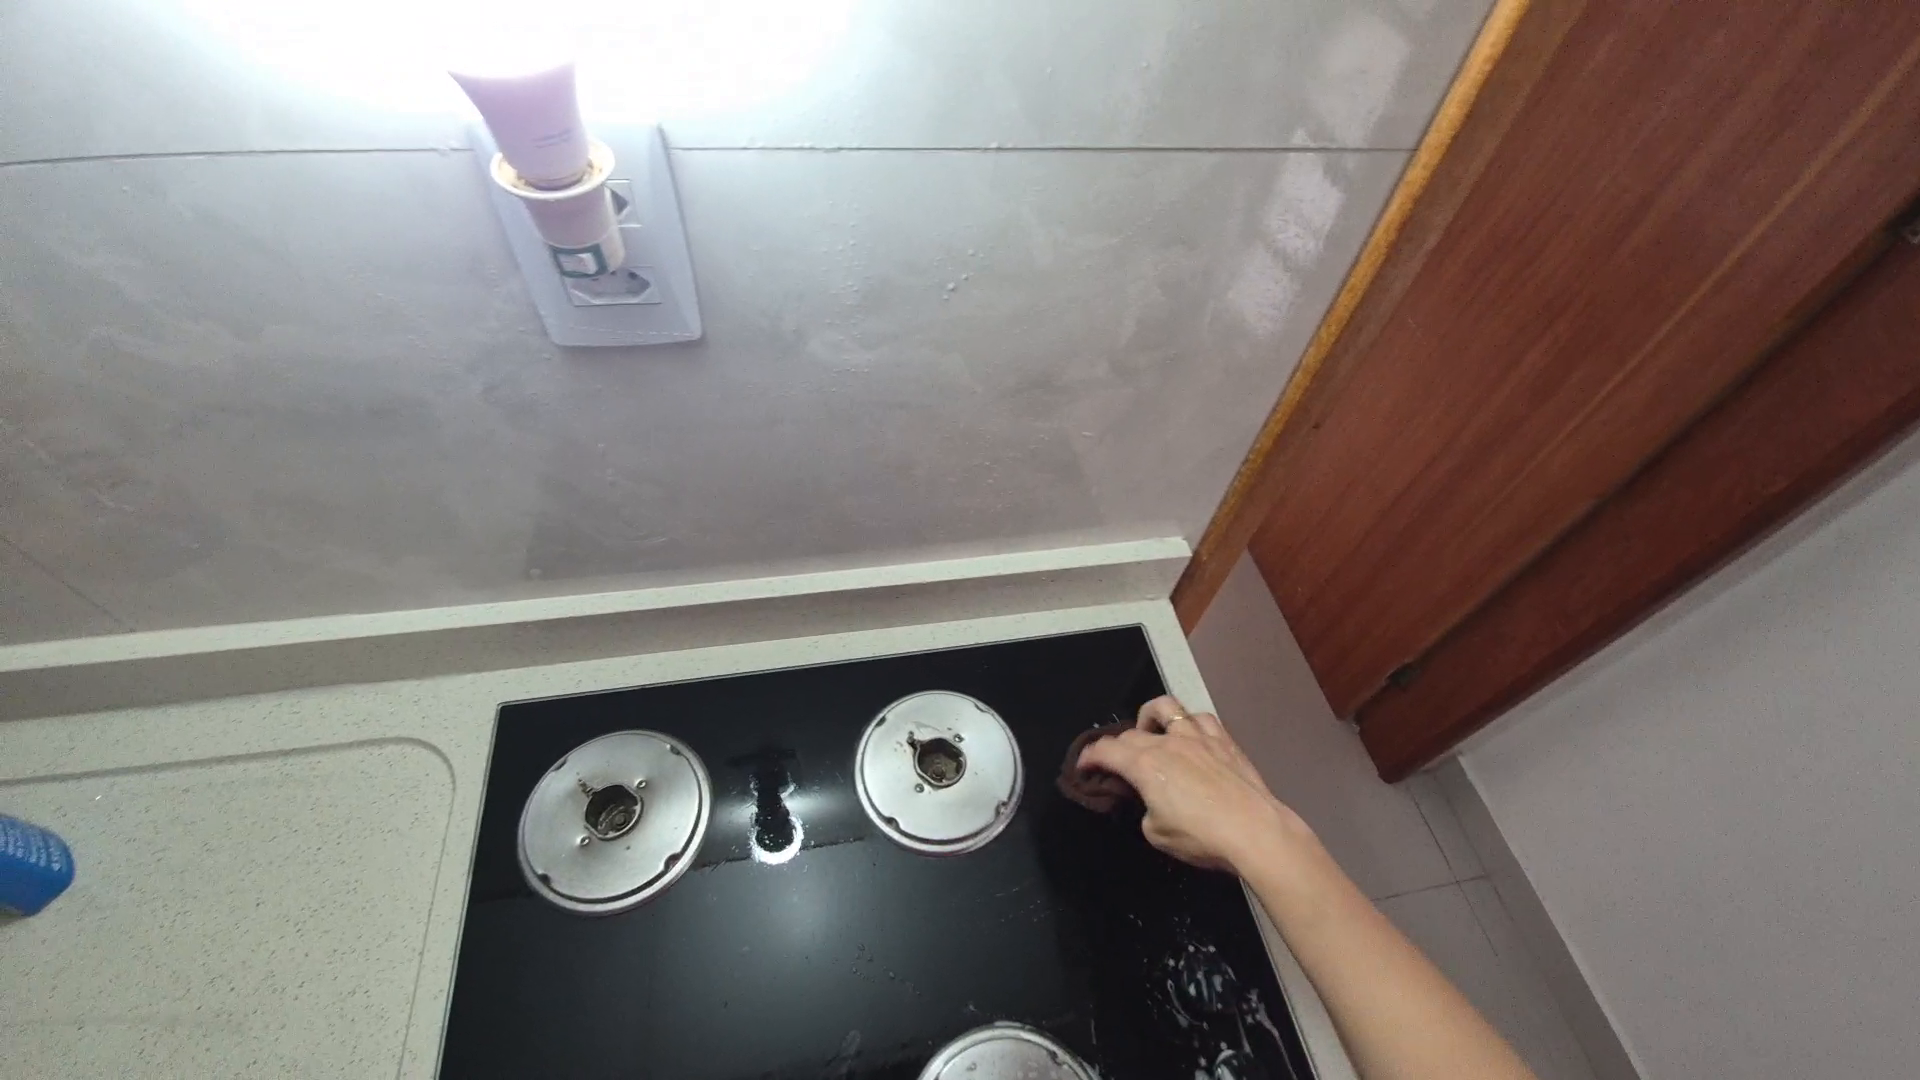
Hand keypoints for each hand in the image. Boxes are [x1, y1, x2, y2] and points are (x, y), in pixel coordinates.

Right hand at [1074, 695, 1311, 874]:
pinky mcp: (1223, 740)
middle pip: (1130, 733)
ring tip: (1151, 732)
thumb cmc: (1202, 837)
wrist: (1255, 831)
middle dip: (1116, 746)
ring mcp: (1197, 736)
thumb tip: (1151, 801)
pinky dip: (1188, 723)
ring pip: (1165, 707)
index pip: (1105, 751)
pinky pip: (1200, 718)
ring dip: (1150, 717)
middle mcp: (1166, 742)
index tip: (1083, 767)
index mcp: (1144, 765)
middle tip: (1115, 764)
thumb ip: (1146, 809)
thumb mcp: (1156, 833)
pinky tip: (1190, 737)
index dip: (1088, 757)